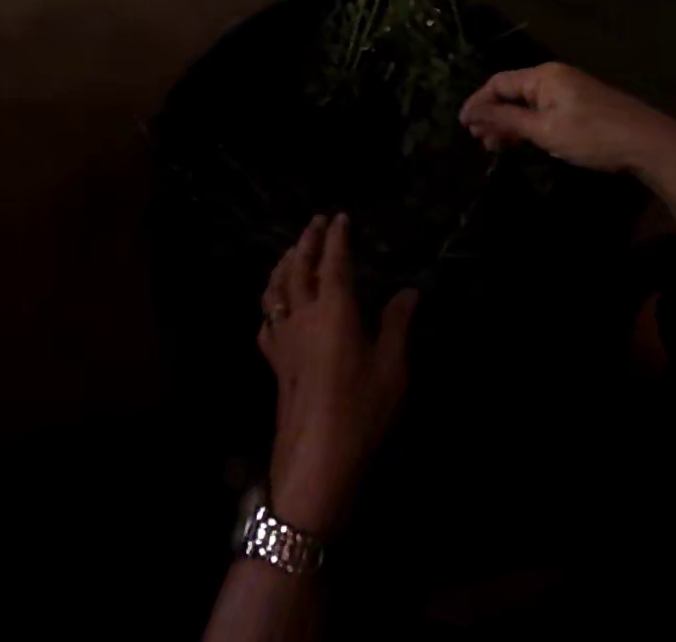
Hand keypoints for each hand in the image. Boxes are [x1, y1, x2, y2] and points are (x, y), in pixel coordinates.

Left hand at [258, 214, 418, 537]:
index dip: (337, 237)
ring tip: (292, 251)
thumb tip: (409, 291)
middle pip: (299, 268)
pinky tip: (274, 306)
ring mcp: (283, 338)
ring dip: (284, 264)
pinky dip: (270, 304)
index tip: (340, 217)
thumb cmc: (360, 409)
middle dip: (306, 241)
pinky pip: (266, 321)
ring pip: (276, 289)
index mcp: (334, 311)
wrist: (316, 457)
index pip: (333, 263)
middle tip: (315, 222)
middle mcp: (303, 316)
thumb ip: (397, 324)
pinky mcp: (274, 360)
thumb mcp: (391, 367)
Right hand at [459, 62, 675, 174]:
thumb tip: (472, 114)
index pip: (498, 83)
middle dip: (492, 115)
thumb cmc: (593, 136)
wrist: (648, 143)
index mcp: (544, 76)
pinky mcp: (579, 106)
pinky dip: (528, 125)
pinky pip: (543, 111)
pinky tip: (521, 142)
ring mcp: (568, 91)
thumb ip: (506, 121)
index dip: (477, 103)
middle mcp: (554, 77)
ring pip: (527, 104)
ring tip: (494, 146)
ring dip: (509, 123)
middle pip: (512, 92)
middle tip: (478, 141)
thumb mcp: (545, 130)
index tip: (462, 125)